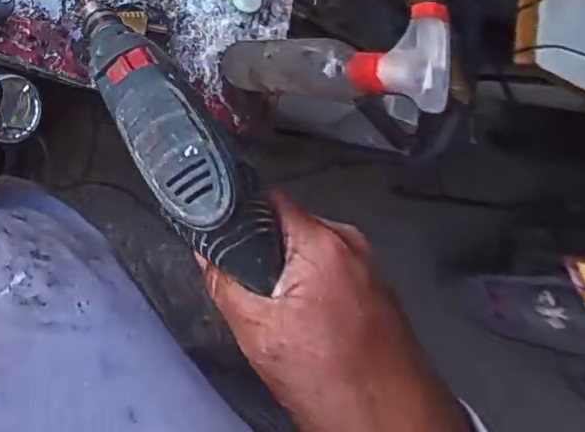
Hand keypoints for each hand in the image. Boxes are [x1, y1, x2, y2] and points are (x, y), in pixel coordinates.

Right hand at [200, 192, 467, 431]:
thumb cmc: (337, 386)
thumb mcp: (258, 332)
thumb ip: (222, 282)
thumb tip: (204, 253)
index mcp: (324, 242)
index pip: (266, 197)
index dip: (237, 208)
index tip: (219, 226)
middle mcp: (352, 245)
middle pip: (287, 223)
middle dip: (262, 246)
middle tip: (248, 279)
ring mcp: (372, 270)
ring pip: (308, 250)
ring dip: (288, 269)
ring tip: (278, 306)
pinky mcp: (380, 294)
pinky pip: (331, 271)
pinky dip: (312, 285)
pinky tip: (306, 320)